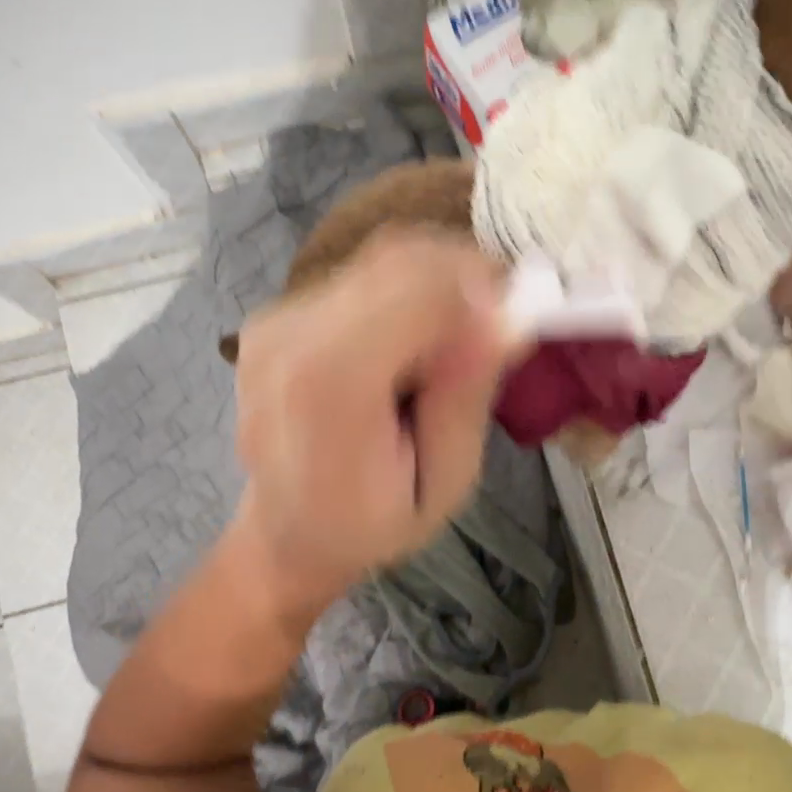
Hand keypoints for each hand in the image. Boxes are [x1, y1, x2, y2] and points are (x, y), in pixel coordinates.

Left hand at [231, 229, 511, 615]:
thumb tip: (508, 316)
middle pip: (400, 260)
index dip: (479, 290)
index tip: (516, 326)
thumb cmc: (372, 524)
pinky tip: (416, 345)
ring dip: (438, 284)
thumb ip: (466, 396)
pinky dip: (407, 293)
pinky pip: (362, 276)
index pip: (416, 289)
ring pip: (383, 259)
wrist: (287, 532)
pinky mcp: (277, 313)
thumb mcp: (444, 484)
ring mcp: (275, 319)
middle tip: (498, 328)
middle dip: (466, 279)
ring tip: (456, 344)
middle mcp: (290, 336)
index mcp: (328, 387)